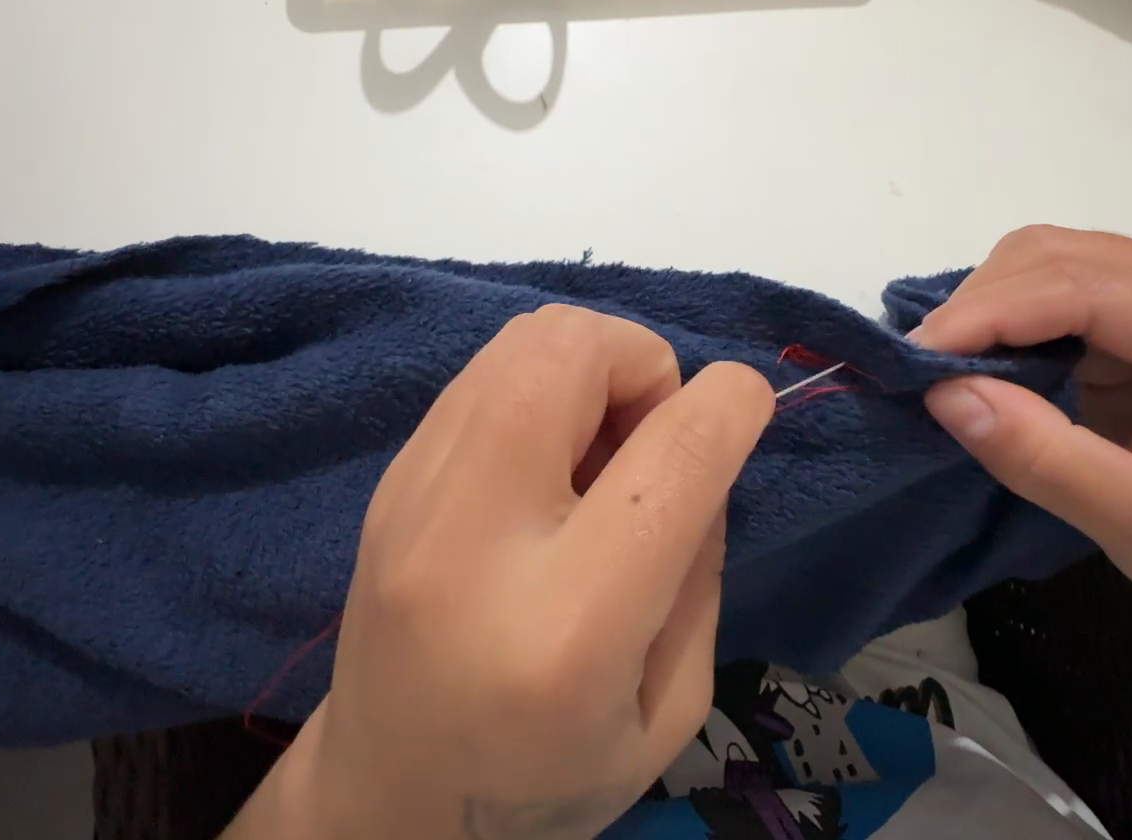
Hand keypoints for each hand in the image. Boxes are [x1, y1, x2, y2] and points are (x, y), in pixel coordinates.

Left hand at [261, 307, 773, 839]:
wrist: (384, 798)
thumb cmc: (544, 778)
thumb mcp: (669, 709)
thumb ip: (701, 567)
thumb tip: (703, 449)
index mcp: (569, 623)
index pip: (669, 457)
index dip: (730, 404)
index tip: (747, 406)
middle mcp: (477, 535)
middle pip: (569, 350)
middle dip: (641, 362)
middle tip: (648, 437)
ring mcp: (415, 493)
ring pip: (523, 338)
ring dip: (591, 365)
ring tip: (596, 449)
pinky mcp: (391, 474)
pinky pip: (487, 369)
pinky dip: (543, 382)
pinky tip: (545, 459)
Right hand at [910, 227, 1131, 675]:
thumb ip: (1046, 460)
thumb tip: (942, 390)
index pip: (1097, 288)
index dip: (994, 311)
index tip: (916, 357)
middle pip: (1072, 255)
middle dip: (984, 304)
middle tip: (924, 369)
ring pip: (1061, 259)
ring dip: (992, 305)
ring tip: (951, 366)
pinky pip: (1065, 289)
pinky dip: (1011, 317)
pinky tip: (989, 360)